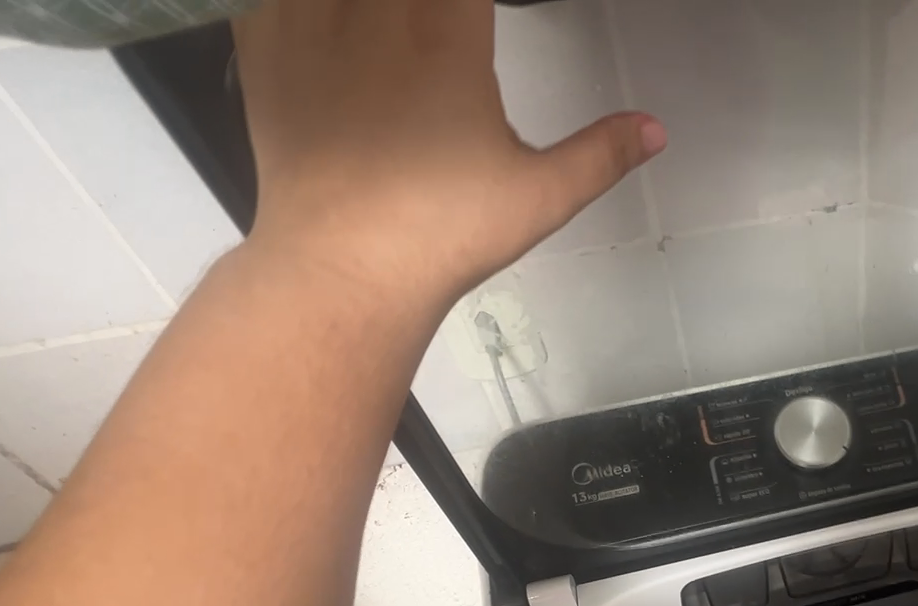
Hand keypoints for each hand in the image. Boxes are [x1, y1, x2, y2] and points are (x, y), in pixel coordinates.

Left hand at [232, 0, 664, 305]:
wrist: (349, 267)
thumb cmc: (447, 231)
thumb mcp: (543, 197)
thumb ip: (602, 154)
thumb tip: (653, 129)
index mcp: (445, 38)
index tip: (488, 16)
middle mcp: (372, 12)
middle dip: (437, 4)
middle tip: (447, 25)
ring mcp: (308, 21)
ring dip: (384, 4)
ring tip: (403, 25)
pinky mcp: (264, 46)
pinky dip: (307, 0)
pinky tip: (334, 21)